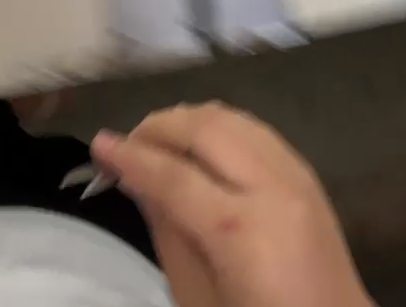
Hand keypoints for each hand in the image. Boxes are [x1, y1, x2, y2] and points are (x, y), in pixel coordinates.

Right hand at [92, 102, 373, 306]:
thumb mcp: (197, 296)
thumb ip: (166, 230)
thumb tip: (137, 178)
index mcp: (242, 233)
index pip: (173, 176)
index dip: (130, 157)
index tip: (99, 145)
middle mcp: (273, 190)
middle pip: (204, 129)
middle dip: (158, 127)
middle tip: (128, 143)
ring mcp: (296, 176)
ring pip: (230, 117)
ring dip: (187, 120)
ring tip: (158, 141)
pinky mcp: (306, 173)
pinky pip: (253, 128)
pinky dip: (218, 125)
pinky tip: (198, 143)